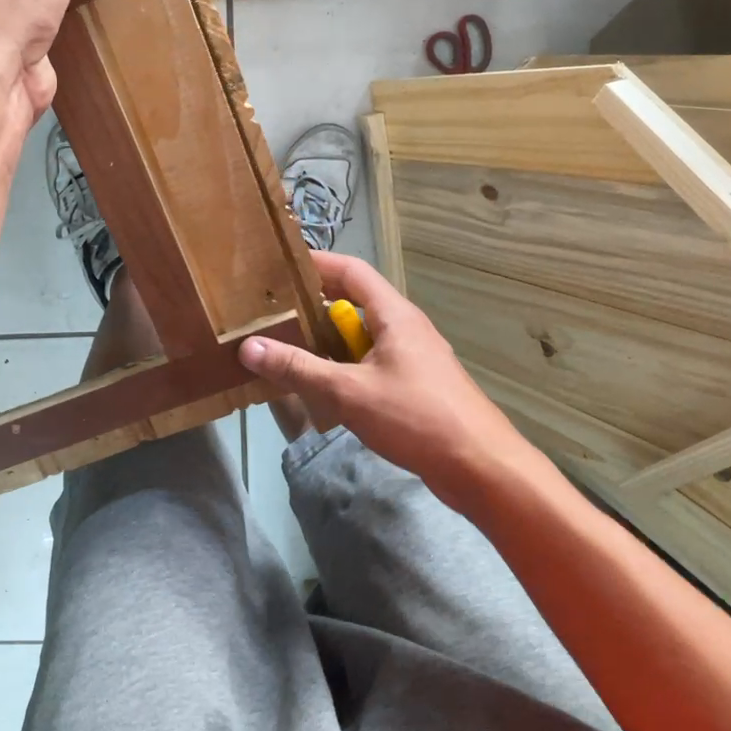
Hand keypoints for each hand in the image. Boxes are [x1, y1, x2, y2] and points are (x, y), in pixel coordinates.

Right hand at [238, 251, 540, 501]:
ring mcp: (412, 358)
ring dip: (326, 340)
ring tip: (284, 345)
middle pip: (354, 301)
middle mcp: (404, 328)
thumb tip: (248, 346)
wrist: (482, 467)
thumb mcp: (349, 392)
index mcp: (394, 315)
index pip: (351, 270)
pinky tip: (319, 387)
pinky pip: (369, 364)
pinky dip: (342, 367)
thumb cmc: (417, 417)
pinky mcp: (414, 387)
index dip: (316, 263)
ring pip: (360, 337)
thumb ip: (298, 369)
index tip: (277, 265)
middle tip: (271, 309)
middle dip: (313, 303)